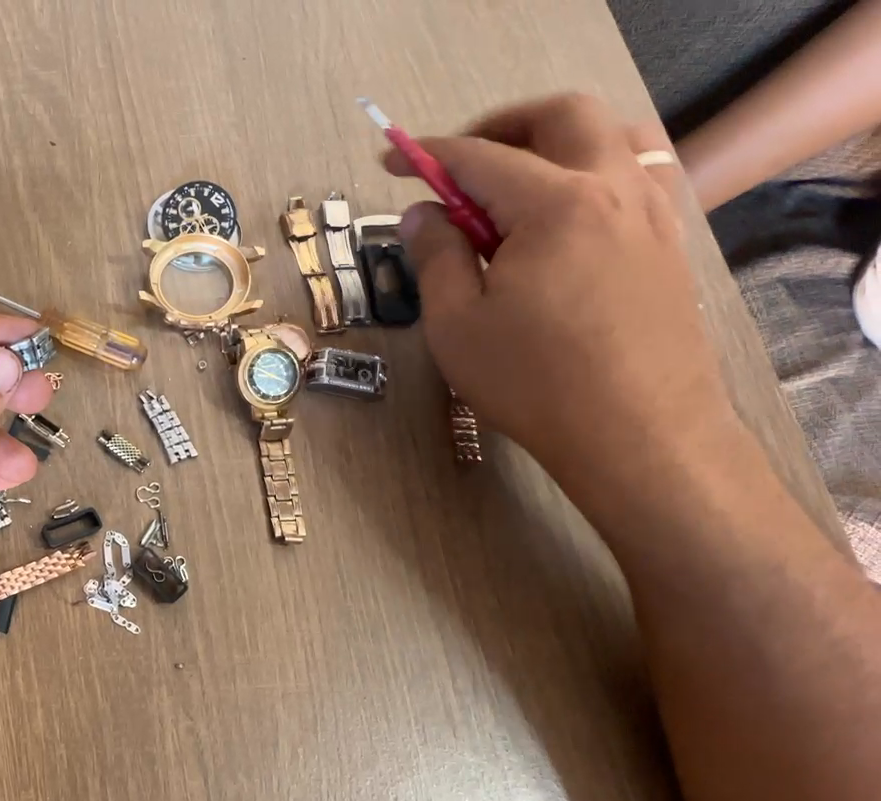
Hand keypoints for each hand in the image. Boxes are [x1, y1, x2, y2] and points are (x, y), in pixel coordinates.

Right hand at [386, 93, 746, 505]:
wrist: (636, 428)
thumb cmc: (531, 379)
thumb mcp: (456, 323)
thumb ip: (436, 257)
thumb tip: (421, 215)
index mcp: (556, 205)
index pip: (482, 158)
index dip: (429, 156)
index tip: (391, 161)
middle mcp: (614, 189)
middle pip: (563, 117)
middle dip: (502, 126)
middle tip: (454, 163)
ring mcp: (650, 212)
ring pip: (610, 137)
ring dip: (552, 142)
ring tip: (508, 184)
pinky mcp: (665, 241)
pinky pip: (632, 175)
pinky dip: (587, 172)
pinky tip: (555, 218)